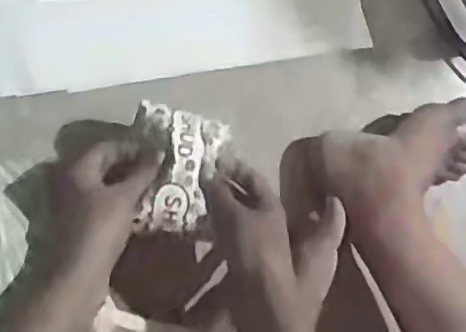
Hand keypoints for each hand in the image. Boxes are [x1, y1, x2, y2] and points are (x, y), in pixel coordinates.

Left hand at [50, 137, 162, 273]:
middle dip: (129, 164)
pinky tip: (136, 205)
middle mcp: (70, 181)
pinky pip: (100, 203)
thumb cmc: (99, 229)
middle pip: (103, 164)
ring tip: (149, 184)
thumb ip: (142, 172)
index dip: (132, 146)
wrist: (76, 280)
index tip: (153, 150)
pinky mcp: (77, 224)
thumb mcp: (124, 197)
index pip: (107, 145)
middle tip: (153, 166)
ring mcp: (71, 204)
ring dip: (125, 183)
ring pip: (102, 185)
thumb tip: (159, 150)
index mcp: (77, 168)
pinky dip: (117, 200)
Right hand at [206, 161, 343, 331]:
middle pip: (244, 200)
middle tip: (199, 182)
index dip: (233, 167)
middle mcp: (268, 223)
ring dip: (216, 213)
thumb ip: (219, 193)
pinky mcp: (245, 266)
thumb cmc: (255, 251)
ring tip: (194, 206)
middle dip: (223, 190)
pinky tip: (199, 235)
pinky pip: (227, 243)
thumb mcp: (234, 217)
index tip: (213, 160)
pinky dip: (214, 235)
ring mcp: (257, 246)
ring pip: (234, 221)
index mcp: (271, 206)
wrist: (263, 306)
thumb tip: (207, 169)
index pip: (252, 178)